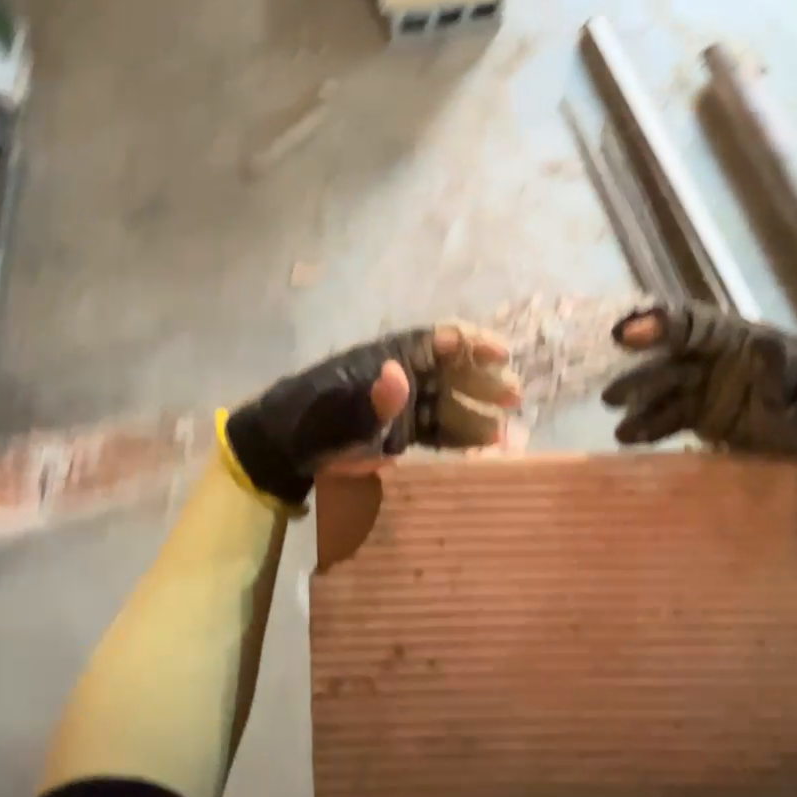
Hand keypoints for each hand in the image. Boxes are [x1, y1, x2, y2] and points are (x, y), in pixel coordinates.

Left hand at [225, 323, 522, 506]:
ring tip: (510, 431)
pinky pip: (441, 433)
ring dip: (479, 413)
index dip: (469, 342)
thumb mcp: (336, 412)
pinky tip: (490, 451)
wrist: (283, 453)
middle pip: (451, 372)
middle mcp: (401, 378)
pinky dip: (464, 441)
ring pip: (451, 403)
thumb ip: (370, 398)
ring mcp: (404, 408)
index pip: (434, 342)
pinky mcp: (404, 436)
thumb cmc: (308, 423)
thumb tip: (398, 372)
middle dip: (483, 379)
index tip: (499, 351)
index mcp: (386, 359)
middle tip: (513, 393)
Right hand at [603, 302, 796, 513]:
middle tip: (610, 394)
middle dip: (640, 372)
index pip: (693, 324)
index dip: (658, 325)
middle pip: (669, 358)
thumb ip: (789, 374)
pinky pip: (669, 419)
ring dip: (638, 401)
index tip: (624, 334)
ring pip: (663, 388)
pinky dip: (647, 427)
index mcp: (743, 341)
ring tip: (615, 420)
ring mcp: (708, 390)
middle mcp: (717, 360)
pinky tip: (628, 439)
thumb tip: (760, 344)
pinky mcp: (705, 420)